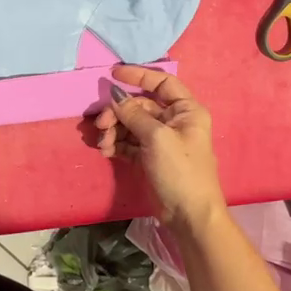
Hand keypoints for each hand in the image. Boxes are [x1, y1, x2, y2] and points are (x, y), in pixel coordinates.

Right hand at [91, 66, 226, 234]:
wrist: (188, 215)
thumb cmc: (180, 171)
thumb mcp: (157, 138)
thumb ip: (134, 114)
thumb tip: (114, 95)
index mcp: (186, 111)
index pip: (161, 83)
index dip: (138, 76)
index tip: (113, 74)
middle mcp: (174, 121)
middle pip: (140, 106)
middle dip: (118, 113)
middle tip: (101, 124)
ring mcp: (160, 140)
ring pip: (130, 124)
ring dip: (114, 130)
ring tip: (103, 144)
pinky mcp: (149, 157)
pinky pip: (128, 142)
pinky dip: (116, 144)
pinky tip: (106, 151)